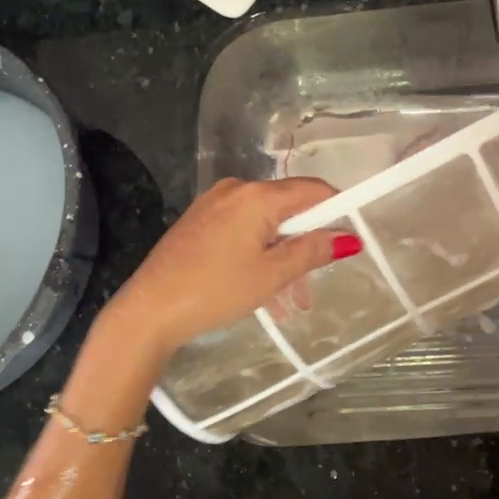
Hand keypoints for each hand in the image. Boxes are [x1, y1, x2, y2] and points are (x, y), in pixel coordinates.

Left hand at [106, 177, 359, 360]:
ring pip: (265, 224)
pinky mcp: (200, 221)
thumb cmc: (216, 290)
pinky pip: (242, 230)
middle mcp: (236, 189)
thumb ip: (312, 251)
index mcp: (258, 196)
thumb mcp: (272, 275)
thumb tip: (348, 238)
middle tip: (315, 284)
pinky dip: (258, 254)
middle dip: (306, 243)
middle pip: (288, 208)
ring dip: (282, 257)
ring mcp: (214, 203)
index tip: (349, 239)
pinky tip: (261, 292)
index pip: (313, 190)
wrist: (149, 309)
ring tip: (289, 303)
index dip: (337, 210)